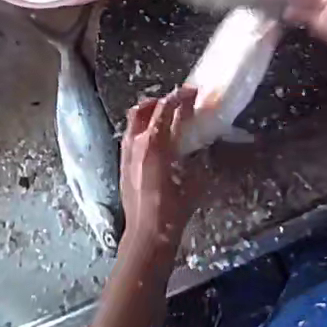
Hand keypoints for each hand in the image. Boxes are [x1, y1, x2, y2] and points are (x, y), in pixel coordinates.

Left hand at [120, 87, 197, 255]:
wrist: (146, 234)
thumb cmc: (173, 210)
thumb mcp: (195, 181)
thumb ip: (199, 157)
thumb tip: (203, 144)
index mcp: (155, 143)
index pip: (167, 109)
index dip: (181, 97)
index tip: (192, 92)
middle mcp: (136, 142)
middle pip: (146, 108)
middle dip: (163, 100)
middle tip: (179, 100)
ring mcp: (126, 151)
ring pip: (135, 119)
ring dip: (150, 111)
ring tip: (167, 113)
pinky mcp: (122, 161)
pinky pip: (131, 133)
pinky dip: (143, 126)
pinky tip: (156, 135)